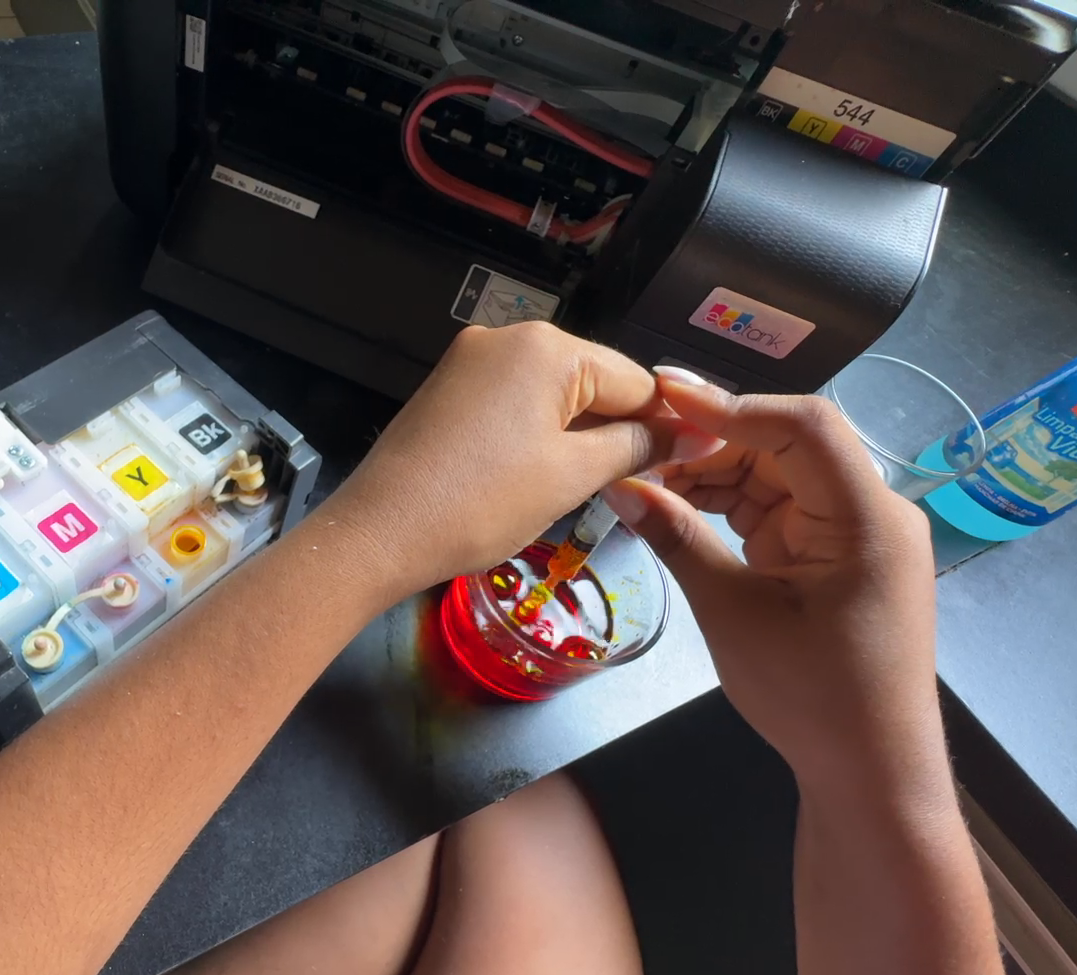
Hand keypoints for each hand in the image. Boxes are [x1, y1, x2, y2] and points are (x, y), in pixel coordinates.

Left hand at [326, 323, 719, 598]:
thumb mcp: (571, 475)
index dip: (663, 426)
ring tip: (577, 486)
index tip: (684, 465)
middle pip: (588, 383)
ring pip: (547, 397)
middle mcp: (503, 340)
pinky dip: (530, 435)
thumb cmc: (481, 503)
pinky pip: (508, 406)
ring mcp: (466, 364)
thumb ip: (637, 447)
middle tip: (627, 485)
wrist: (380, 531)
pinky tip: (530, 474)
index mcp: (545, 347)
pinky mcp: (443, 392)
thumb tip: (696, 435)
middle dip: (612, 430)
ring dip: (572, 436)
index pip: (634, 380)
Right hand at [599, 370, 944, 797]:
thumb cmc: (810, 692)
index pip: (802, 426)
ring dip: (705, 477)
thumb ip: (677, 539)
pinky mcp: (823, 554)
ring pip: (767, 474)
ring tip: (642, 487)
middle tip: (634, 451)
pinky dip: (719, 507)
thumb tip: (619, 488)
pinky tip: (672, 511)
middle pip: (780, 445)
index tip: (659, 396)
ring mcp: (844, 532)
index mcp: (864, 517)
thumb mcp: (732, 610)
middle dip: (705, 445)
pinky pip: (767, 509)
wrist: (863, 765)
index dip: (728, 403)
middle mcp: (864, 510)